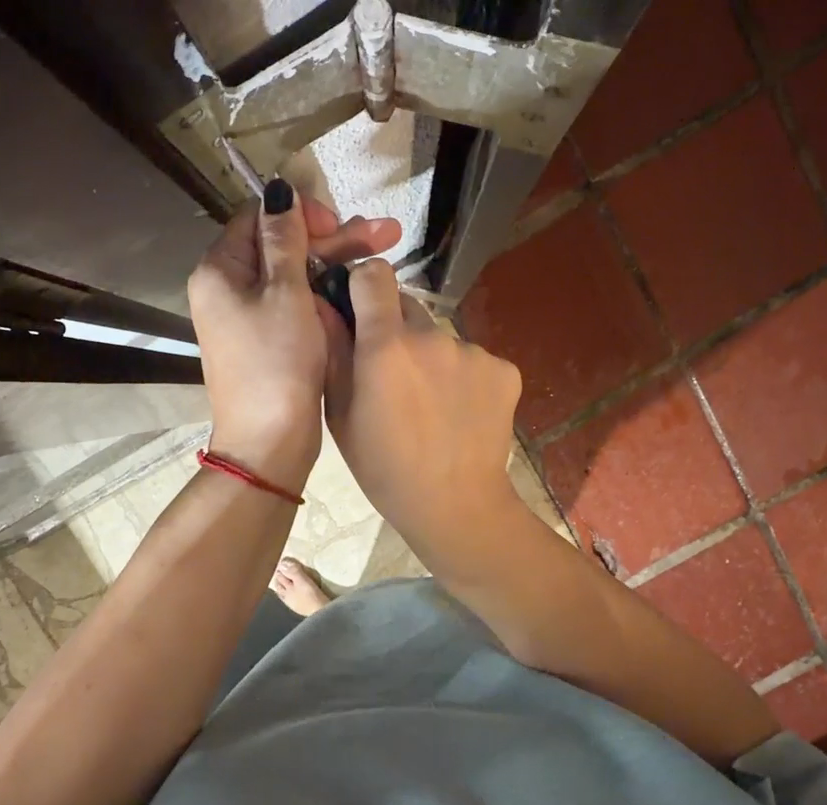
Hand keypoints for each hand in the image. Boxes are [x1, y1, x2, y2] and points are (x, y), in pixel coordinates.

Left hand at [188, 180, 400, 486]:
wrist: (269, 443)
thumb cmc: (277, 365)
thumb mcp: (286, 294)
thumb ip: (285, 240)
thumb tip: (278, 191)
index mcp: (220, 271)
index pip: (258, 218)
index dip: (302, 214)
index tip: (339, 226)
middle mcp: (228, 290)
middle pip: (282, 248)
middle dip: (333, 240)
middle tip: (387, 233)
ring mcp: (249, 319)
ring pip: (295, 277)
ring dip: (336, 264)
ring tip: (386, 251)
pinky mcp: (270, 344)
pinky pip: (298, 306)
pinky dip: (327, 295)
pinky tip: (361, 288)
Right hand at [326, 259, 524, 554]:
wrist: (456, 507)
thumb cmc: (384, 470)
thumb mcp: (341, 416)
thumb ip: (333, 353)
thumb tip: (321, 304)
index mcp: (386, 345)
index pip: (374, 276)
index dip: (363, 287)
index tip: (359, 310)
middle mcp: (432, 336)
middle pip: (409, 309)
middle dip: (396, 332)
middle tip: (394, 379)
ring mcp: (474, 352)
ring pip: (443, 340)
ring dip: (433, 359)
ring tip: (431, 408)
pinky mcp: (504, 371)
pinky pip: (476, 362)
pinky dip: (466, 380)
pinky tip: (461, 416)